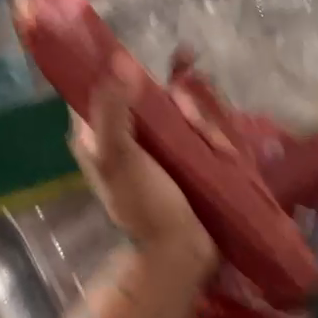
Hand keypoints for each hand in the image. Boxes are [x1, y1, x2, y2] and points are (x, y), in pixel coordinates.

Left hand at [69, 77, 217, 272]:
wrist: (181, 255)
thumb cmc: (144, 206)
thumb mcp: (119, 159)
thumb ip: (112, 112)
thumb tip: (120, 62)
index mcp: (95, 130)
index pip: (106, 81)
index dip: (131, 72)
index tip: (166, 78)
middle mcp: (123, 131)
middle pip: (152, 91)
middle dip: (180, 103)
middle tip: (194, 121)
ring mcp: (156, 143)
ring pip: (179, 106)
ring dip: (201, 119)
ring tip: (212, 144)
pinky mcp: (183, 154)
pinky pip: (197, 125)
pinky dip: (212, 130)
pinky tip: (222, 143)